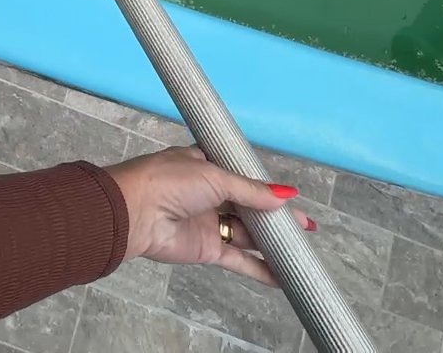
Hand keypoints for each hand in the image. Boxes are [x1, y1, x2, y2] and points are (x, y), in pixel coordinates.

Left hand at [105, 146, 314, 286]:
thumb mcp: (214, 176)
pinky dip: (261, 269)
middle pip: (247, 206)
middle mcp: (206, 193)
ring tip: (302, 251)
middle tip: (307, 227)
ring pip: (246, 234)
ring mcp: (207, 222)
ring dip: (272, 242)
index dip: (264, 186)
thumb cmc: (169, 181)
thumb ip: (251, 190)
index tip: (292, 196)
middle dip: (275, 216)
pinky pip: (239, 260)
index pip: (240, 175)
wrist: (135, 212)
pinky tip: (285, 277)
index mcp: (202, 165)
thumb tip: (287, 194)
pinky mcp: (206, 249)